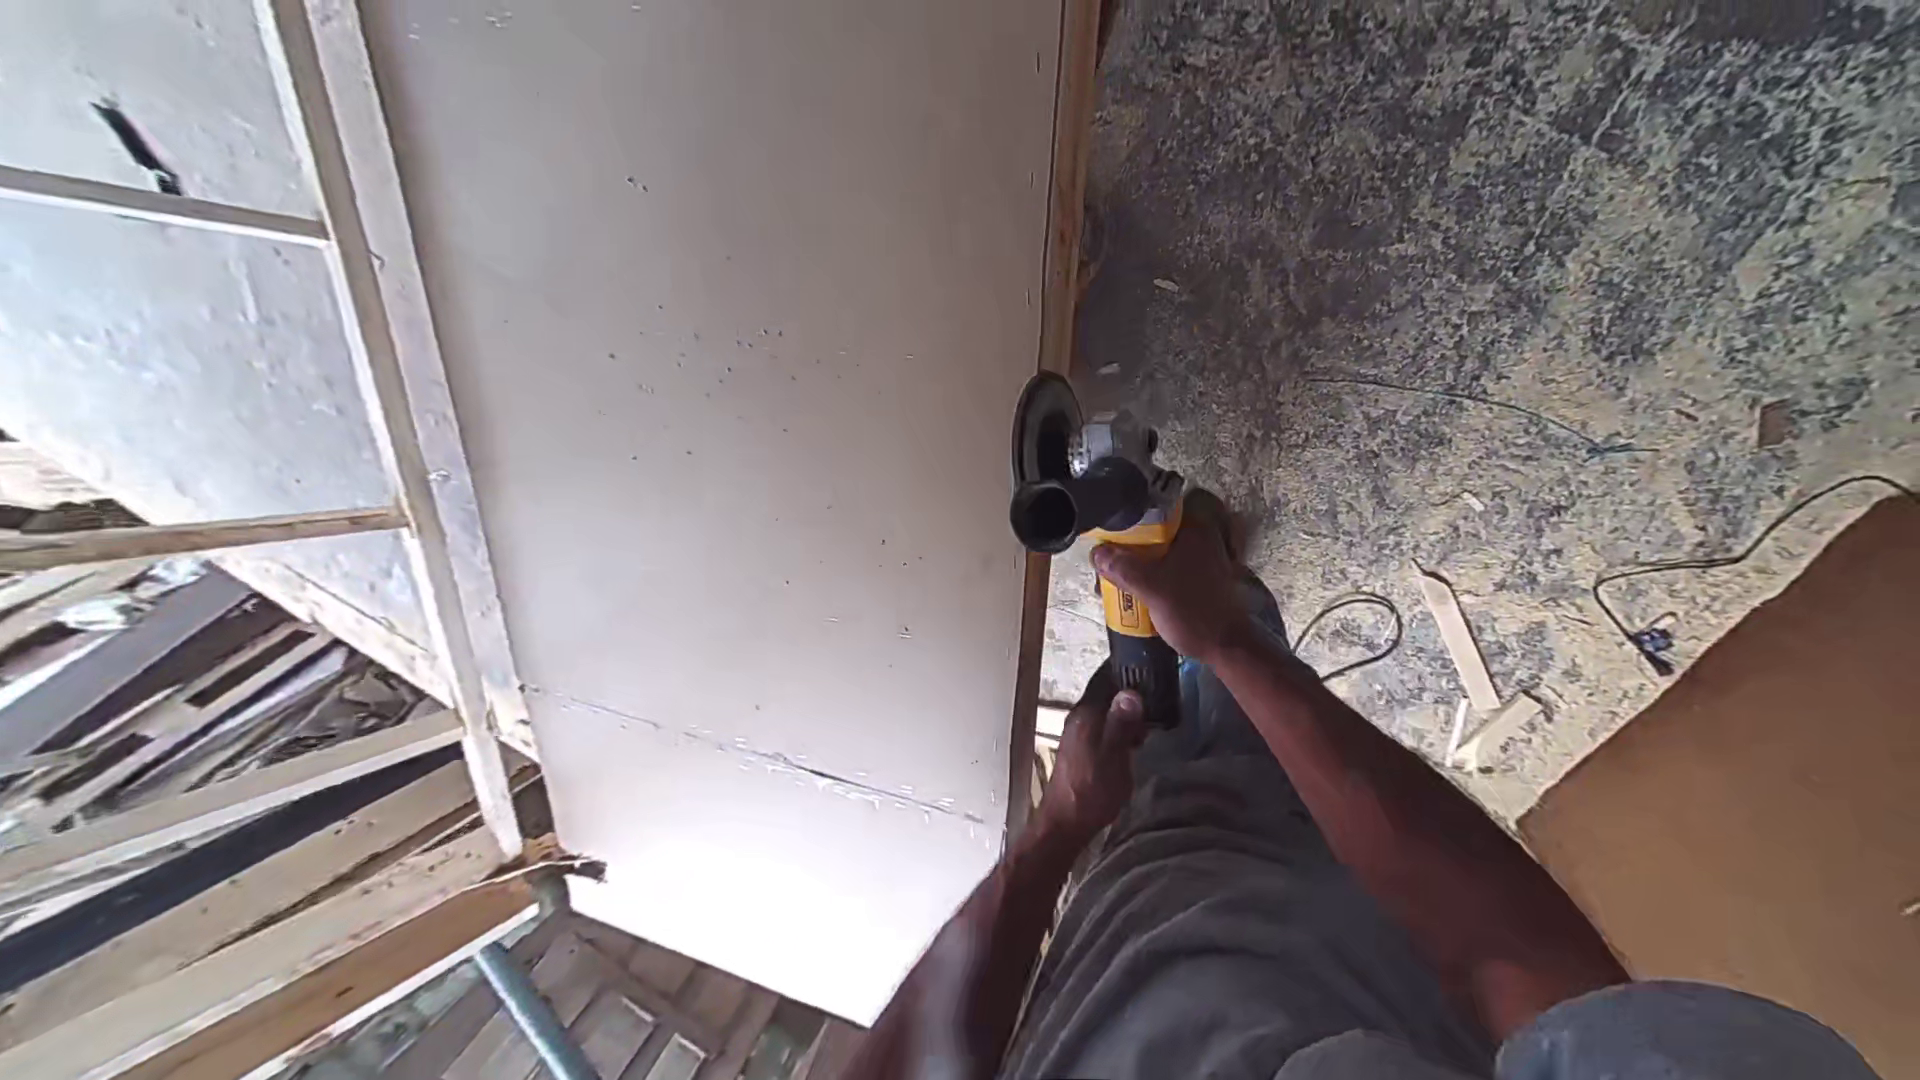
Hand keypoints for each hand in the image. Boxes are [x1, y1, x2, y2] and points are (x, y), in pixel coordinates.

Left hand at [1036, 673, 1146, 846]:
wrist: (1066, 822)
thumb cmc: (1092, 790)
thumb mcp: (1114, 757)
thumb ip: (1121, 724)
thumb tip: (1131, 692)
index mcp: (1086, 714)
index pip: (1104, 678)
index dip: (1126, 670)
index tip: (1150, 665)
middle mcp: (1079, 717)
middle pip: (1105, 692)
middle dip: (1130, 691)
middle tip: (1158, 695)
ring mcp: (1078, 732)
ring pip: (1105, 709)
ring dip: (1126, 710)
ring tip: (1151, 718)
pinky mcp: (1081, 747)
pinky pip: (1103, 725)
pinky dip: (1119, 725)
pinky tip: (1135, 738)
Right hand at [1091, 495, 1256, 665]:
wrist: (1225, 648)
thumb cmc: (1193, 612)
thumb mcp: (1150, 587)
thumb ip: (1122, 567)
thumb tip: (1097, 553)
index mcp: (1194, 530)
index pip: (1153, 511)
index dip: (1126, 523)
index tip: (1107, 538)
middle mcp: (1199, 539)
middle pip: (1152, 535)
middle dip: (1126, 551)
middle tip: (1106, 566)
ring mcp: (1200, 560)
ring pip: (1156, 555)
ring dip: (1134, 567)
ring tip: (1113, 583)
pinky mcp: (1197, 580)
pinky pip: (1164, 571)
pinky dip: (1147, 579)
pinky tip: (1132, 594)